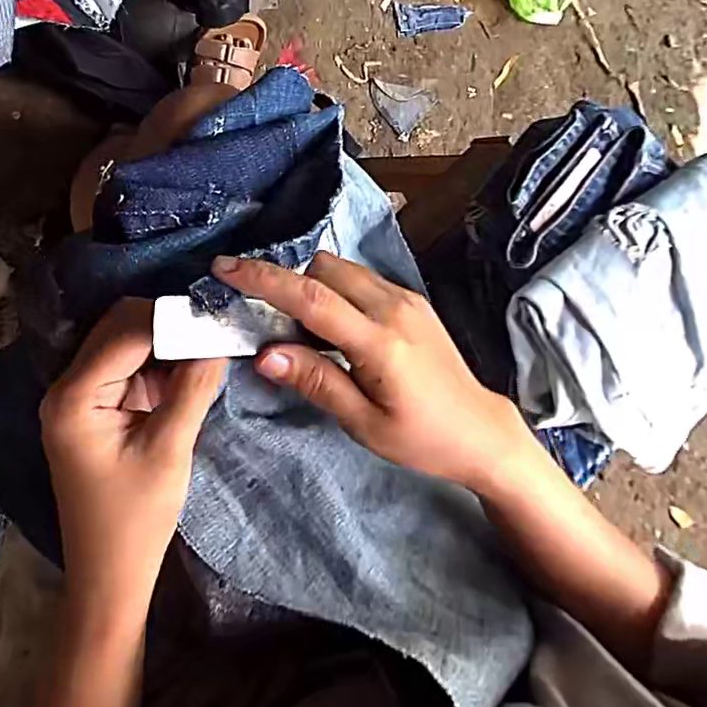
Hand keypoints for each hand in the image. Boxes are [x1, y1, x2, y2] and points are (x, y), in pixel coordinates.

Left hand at [39, 299, 226, 595]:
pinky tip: (191, 366)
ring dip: (167, 338)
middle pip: (120, 325)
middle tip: (215, 329)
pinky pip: (131, 362)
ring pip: (127, 338)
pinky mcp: (97, 405)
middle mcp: (68, 387)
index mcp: (74, 397)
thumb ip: (193, 386)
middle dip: (169, 322)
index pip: (128, 331)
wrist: (110, 575)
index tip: (218, 317)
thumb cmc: (136, 520)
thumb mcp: (170, 448)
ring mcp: (80, 395)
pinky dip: (161, 358)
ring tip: (209, 344)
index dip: (175, 319)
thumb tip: (218, 335)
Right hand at [210, 251, 539, 493]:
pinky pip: (363, 279)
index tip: (225, 268)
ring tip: (298, 325)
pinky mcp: (414, 300)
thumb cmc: (422, 438)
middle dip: (286, 281)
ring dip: (312, 284)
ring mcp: (407, 299)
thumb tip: (265, 352)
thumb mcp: (364, 423)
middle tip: (261, 312)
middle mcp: (394, 307)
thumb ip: (316, 381)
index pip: (311, 298)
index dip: (263, 279)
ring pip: (343, 268)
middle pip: (324, 269)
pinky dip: (336, 289)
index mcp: (379, 342)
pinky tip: (333, 325)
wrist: (481, 429)